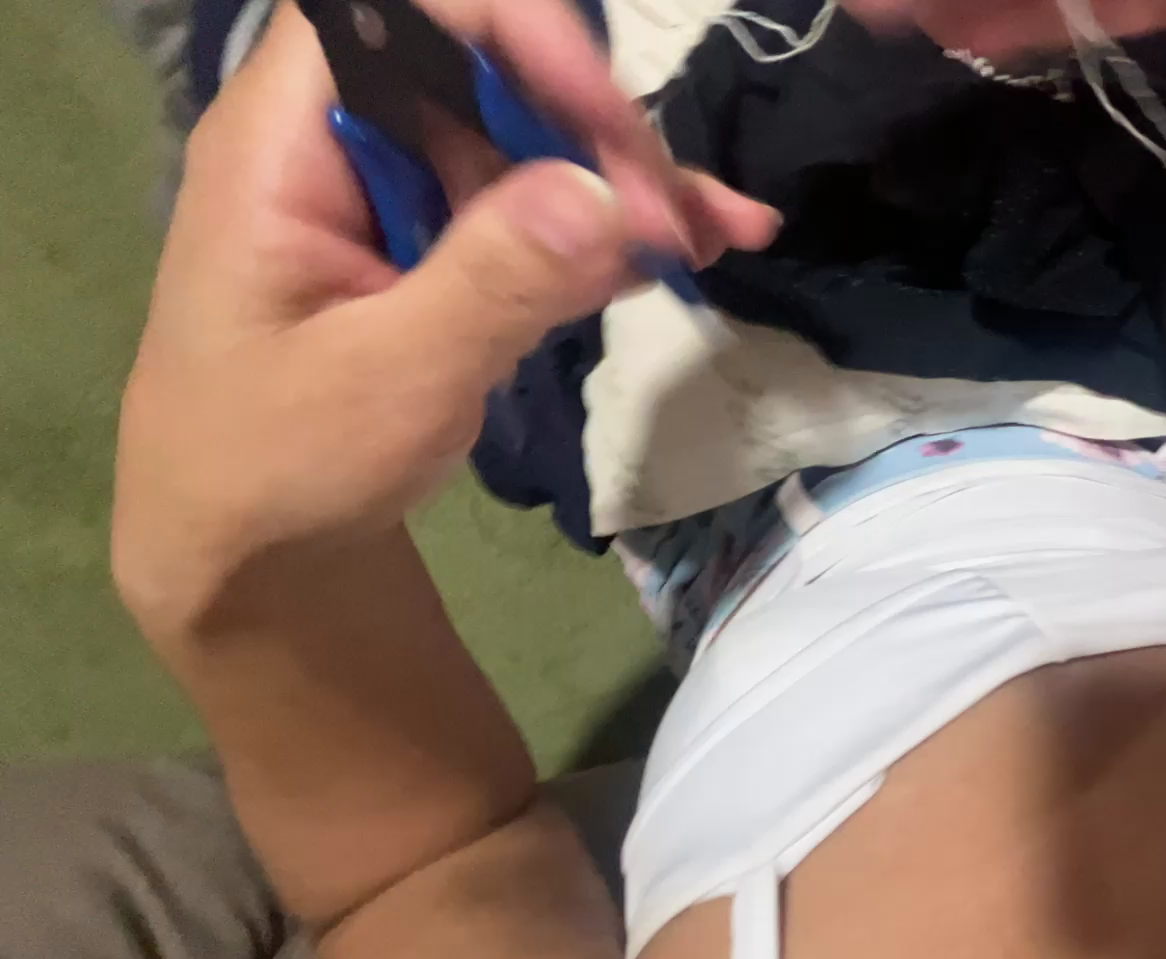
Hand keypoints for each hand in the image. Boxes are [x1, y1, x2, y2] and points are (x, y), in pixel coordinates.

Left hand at [114, 0, 779, 620]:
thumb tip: (603, 195)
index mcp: (298, 143)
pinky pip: (563, 231)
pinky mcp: (477, 265)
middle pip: (498, 85)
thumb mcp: (390, 375)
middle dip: (601, 135)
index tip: (609, 127)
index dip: (514, 36)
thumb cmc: (288, 457)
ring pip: (547, 160)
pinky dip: (632, 241)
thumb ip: (492, 282)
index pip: (403, 16)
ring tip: (728, 225)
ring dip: (641, 188)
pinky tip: (697, 250)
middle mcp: (370, 154)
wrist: (272, 535)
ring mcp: (431, 212)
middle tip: (679, 218)